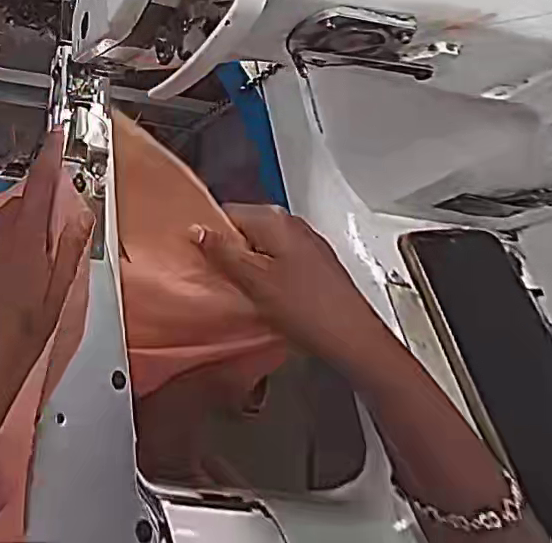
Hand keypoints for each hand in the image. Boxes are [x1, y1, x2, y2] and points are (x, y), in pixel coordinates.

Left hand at [0, 130, 94, 484]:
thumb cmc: (21, 332)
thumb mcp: (60, 288)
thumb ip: (71, 242)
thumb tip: (79, 212)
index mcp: (26, 232)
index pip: (41, 179)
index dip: (50, 153)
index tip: (56, 136)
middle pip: (24, 202)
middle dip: (38, 214)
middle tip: (48, 250)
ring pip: (4, 220)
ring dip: (17, 234)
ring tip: (23, 275)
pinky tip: (2, 280)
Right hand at [192, 204, 395, 369]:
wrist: (354, 339)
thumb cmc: (305, 309)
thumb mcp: (254, 281)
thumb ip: (223, 252)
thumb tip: (197, 229)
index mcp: (274, 219)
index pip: (227, 212)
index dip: (210, 234)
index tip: (201, 257)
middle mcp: (291, 222)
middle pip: (245, 227)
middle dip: (230, 250)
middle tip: (219, 278)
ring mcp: (306, 241)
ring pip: (262, 244)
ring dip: (249, 263)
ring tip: (241, 291)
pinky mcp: (315, 262)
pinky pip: (279, 257)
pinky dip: (268, 271)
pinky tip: (266, 296)